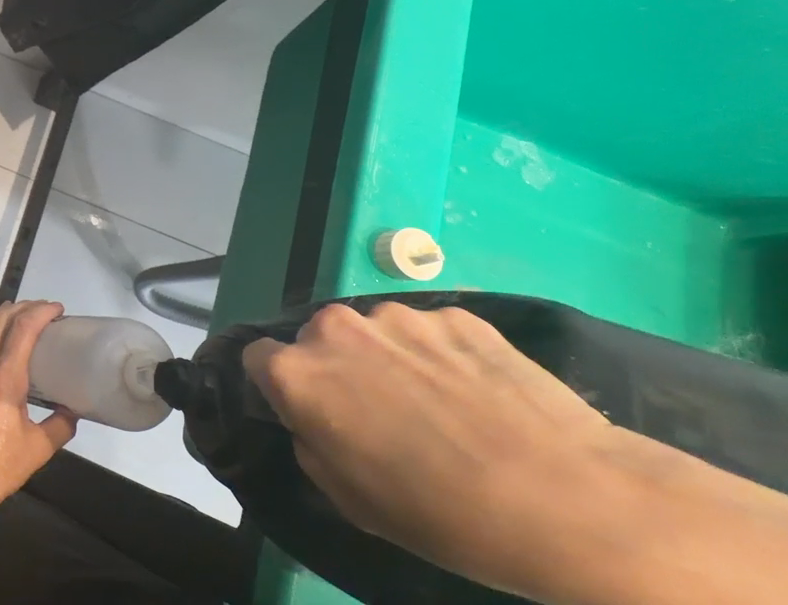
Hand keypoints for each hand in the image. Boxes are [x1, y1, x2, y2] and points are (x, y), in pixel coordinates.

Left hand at [0, 301, 77, 528]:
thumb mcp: (38, 449)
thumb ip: (61, 426)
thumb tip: (73, 410)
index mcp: (4, 379)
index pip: (22, 330)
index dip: (41, 312)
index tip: (59, 309)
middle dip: (23, 307)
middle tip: (45, 309)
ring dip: (3, 315)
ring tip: (24, 315)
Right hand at [243, 302, 618, 594]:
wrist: (570, 501)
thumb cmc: (442, 513)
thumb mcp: (349, 498)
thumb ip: (311, 442)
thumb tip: (313, 420)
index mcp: (297, 373)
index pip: (258, 357)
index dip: (281, 387)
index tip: (311, 413)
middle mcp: (335, 329)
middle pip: (319, 339)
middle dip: (339, 368)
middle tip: (381, 414)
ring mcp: (400, 317)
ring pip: (377, 332)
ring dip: (390, 358)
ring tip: (441, 406)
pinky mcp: (459, 315)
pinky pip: (431, 332)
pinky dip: (442, 356)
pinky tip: (480, 396)